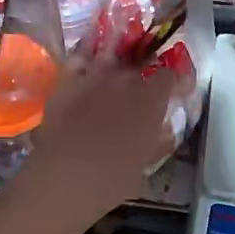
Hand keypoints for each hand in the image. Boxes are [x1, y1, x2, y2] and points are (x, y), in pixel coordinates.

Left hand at [18, 65, 178, 212]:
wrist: (65, 174)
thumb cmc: (112, 178)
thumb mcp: (144, 164)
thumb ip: (157, 143)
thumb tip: (163, 133)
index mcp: (150, 100)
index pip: (168, 76)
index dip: (169, 82)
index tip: (168, 91)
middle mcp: (125, 80)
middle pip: (138, 64)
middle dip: (140, 73)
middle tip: (137, 89)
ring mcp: (94, 77)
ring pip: (108, 55)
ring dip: (112, 60)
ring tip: (111, 68)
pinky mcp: (66, 81)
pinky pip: (78, 61)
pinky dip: (83, 62)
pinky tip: (83, 68)